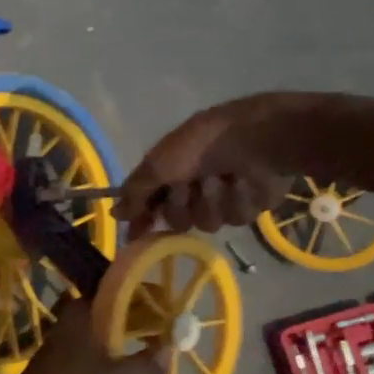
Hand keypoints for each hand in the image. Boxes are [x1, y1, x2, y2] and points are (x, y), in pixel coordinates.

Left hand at [0, 300, 164, 373]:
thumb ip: (150, 364)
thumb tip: (169, 348)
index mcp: (83, 311)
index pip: (118, 289)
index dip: (145, 296)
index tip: (169, 307)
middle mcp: (70, 318)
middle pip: (111, 312)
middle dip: (139, 322)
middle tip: (167, 334)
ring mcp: (62, 341)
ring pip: (103, 333)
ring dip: (126, 343)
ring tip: (154, 356)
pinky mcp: (59, 362)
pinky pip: (93, 352)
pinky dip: (112, 359)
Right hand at [114, 93, 307, 234]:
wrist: (259, 138)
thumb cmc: (202, 145)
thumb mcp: (159, 164)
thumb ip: (136, 192)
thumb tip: (114, 213)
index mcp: (169, 170)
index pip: (147, 202)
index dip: (142, 219)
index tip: (136, 236)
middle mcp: (192, 184)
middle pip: (176, 219)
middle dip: (182, 206)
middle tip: (188, 187)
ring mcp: (222, 197)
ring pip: (207, 223)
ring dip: (211, 201)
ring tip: (222, 179)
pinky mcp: (250, 205)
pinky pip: (236, 219)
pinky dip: (237, 200)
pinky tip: (244, 182)